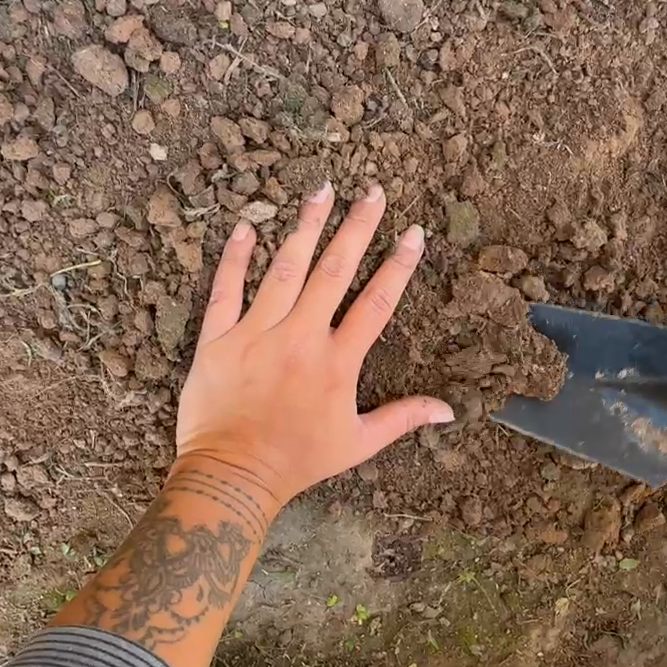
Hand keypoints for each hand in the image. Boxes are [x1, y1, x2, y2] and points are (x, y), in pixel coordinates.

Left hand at [174, 182, 454, 507]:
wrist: (234, 475)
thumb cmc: (298, 461)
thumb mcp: (358, 443)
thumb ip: (403, 419)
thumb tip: (448, 410)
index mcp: (337, 362)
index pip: (375, 303)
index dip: (398, 266)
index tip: (412, 232)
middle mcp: (301, 337)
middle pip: (334, 271)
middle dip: (356, 227)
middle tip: (371, 191)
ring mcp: (256, 334)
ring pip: (284, 269)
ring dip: (305, 227)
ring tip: (321, 192)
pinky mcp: (218, 339)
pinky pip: (226, 290)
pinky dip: (234, 258)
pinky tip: (246, 227)